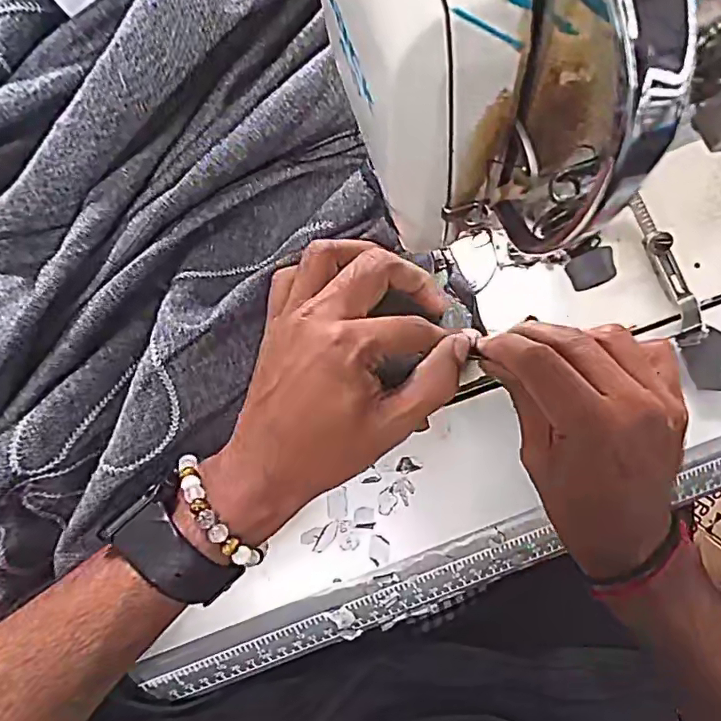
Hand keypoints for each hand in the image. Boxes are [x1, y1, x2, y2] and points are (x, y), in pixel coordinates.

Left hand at [199, 240, 473, 544]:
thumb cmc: (316, 455)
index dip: (440, 336)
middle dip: (414, 278)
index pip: (411, 326)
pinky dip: (317, 269)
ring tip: (389, 267)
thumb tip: (454, 352)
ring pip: (327, 254)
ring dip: (364, 253)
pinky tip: (337, 281)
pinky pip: (292, 275)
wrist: (266, 468)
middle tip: (431, 298)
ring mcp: (292, 318)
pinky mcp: (277, 325)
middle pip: (374, 267)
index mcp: (346, 345)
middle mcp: (316, 321)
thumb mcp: (391, 426)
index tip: (450, 345)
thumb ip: (433, 384)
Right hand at [478, 322, 687, 581]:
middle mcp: (634, 407)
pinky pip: (649, 349)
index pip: (541, 361)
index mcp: (594, 426)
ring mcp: (660, 401)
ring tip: (551, 348)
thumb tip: (506, 364)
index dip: (509, 346)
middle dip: (533, 336)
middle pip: (574, 342)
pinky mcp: (674, 400)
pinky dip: (619, 346)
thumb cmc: (588, 516)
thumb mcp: (538, 458)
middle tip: (512, 342)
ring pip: (611, 336)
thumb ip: (525, 400)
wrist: (631, 540)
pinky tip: (598, 357)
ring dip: (573, 336)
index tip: (495, 344)